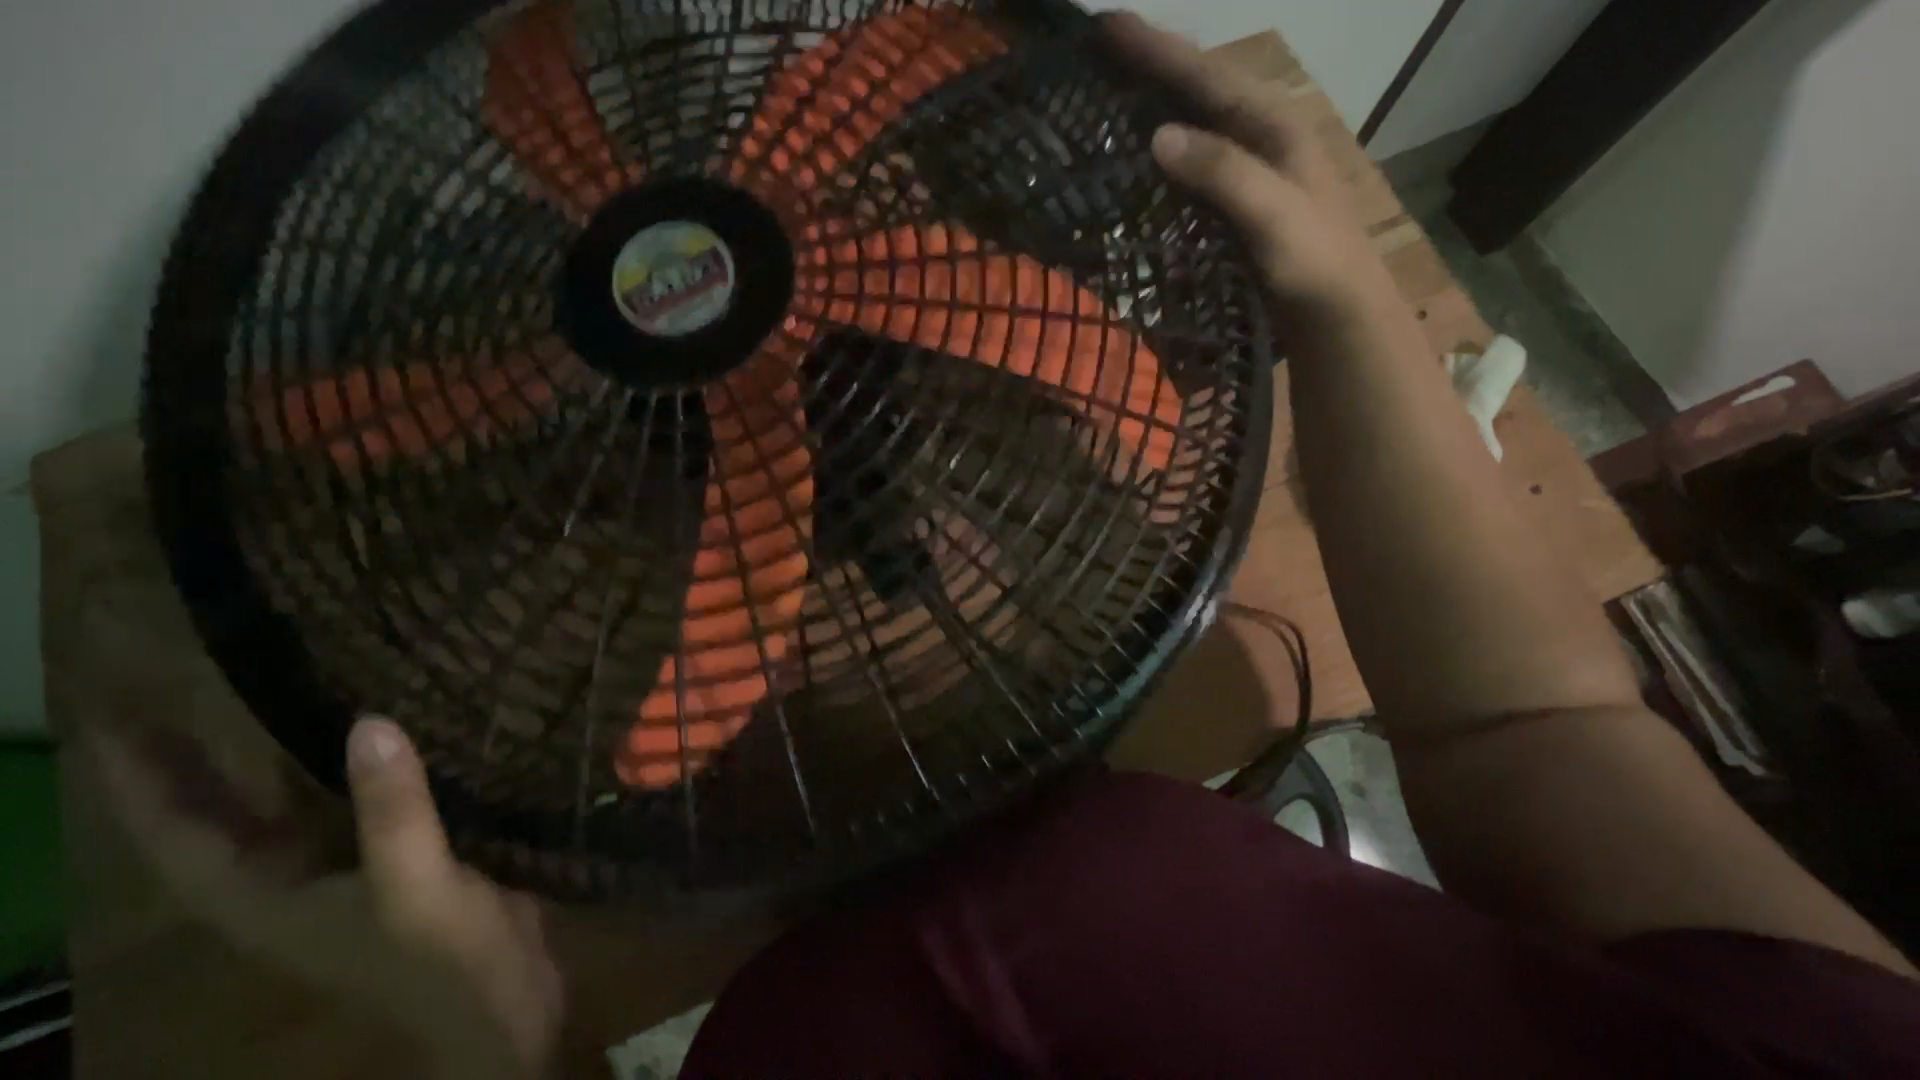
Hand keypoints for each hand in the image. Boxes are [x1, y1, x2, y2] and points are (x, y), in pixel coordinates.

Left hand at [88, 715, 562, 1078]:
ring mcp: (339, 873)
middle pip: (214, 822)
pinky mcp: (390, 861)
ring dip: (254, 764)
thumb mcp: (415, 888)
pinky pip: (343, 804)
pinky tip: (353, 731)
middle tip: (167, 696)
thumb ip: (392, 811)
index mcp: (267, 900)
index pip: (180, 836)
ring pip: (276, 811)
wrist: (504, 1001)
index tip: (116, 718)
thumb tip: (371, 722)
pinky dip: (333, 768)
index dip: (142, 781)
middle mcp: (288, 884)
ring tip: (248, 698)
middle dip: (184, 766)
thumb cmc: (445, 957)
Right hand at [1105, 13, 1398, 330]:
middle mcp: (1259, 137)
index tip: (1104, 24)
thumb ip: (1222, 172)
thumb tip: (1157, 135)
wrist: (1341, 315)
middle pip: (1197, 90)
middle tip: (1094, 51)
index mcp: (1273, 126)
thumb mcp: (1273, 214)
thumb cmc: (1315, 263)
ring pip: (1192, 124)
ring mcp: (1248, 171)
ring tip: (1104, 93)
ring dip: (1150, 106)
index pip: (1206, 76)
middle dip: (1148, 67)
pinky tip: (1134, 158)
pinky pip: (1190, 165)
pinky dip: (1159, 153)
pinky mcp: (1235, 205)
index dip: (1155, 50)